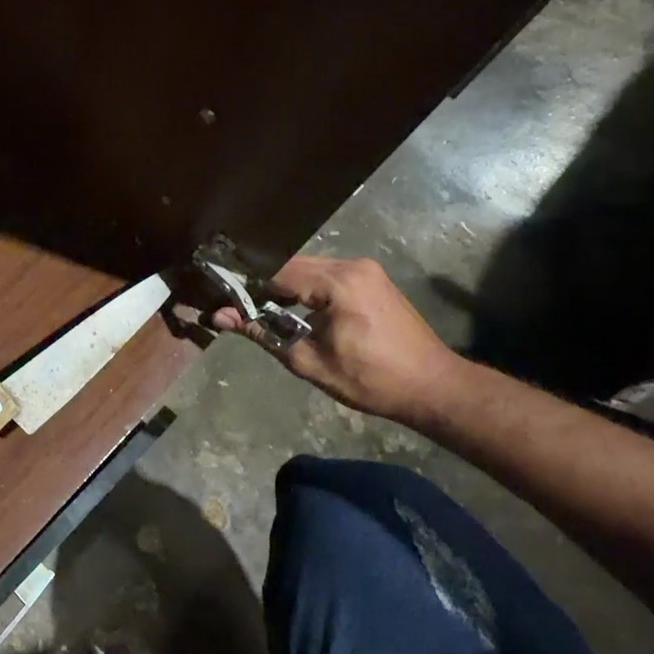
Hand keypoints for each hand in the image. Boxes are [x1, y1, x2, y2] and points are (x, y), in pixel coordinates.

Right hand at [213, 256, 464, 423]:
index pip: (275, 271)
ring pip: (307, 268)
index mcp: (338, 283)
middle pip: (290, 265)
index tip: (220, 296)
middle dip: (261, 284)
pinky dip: (303, 287)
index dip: (244, 284)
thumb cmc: (371, 380)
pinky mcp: (371, 278)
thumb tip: (218, 317)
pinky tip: (292, 307)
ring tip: (260, 308)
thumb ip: (261, 333)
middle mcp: (352, 266)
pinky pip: (325, 274)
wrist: (434, 388)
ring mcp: (365, 269)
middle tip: (236, 304)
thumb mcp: (308, 360)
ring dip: (282, 285)